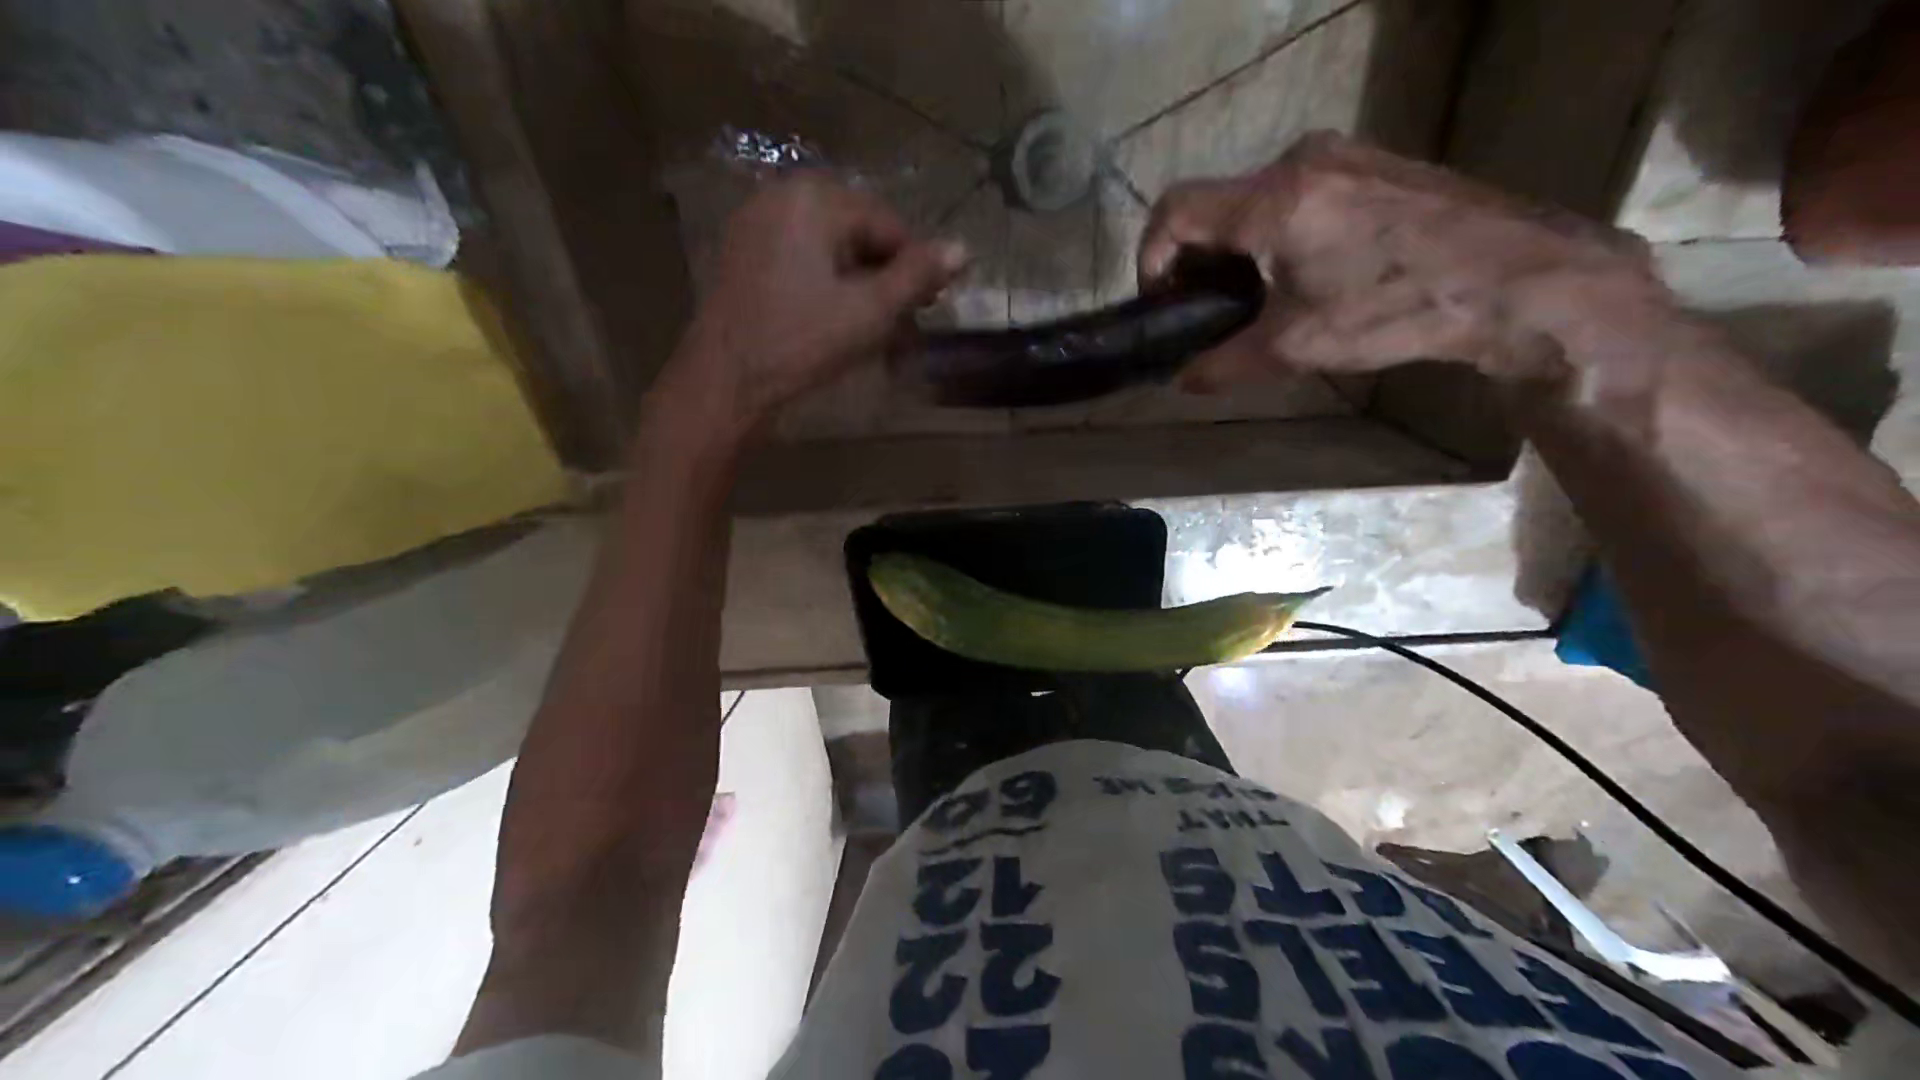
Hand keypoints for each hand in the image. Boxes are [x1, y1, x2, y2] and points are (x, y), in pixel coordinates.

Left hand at [668, 175, 966, 430]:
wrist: (724, 381)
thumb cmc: (800, 344)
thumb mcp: (870, 311)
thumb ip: (917, 275)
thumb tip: (964, 248)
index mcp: (814, 199)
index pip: (889, 225)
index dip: (915, 267)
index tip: (925, 309)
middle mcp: (782, 195)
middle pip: (858, 231)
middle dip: (884, 275)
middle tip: (898, 323)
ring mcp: (756, 221)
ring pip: (830, 246)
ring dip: (857, 282)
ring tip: (868, 326)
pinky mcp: (743, 251)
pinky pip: (800, 256)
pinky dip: (825, 282)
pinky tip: (831, 318)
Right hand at [1138, 132, 1665, 391]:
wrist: (1515, 278)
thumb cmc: (1395, 309)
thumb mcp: (1295, 348)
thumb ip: (1223, 365)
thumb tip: (1183, 381)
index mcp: (1272, 202)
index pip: (1175, 211)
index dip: (1150, 256)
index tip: (1160, 300)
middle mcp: (1298, 162)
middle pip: (1213, 204)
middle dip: (1194, 257)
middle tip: (1204, 307)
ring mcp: (1339, 156)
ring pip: (1252, 197)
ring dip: (1235, 246)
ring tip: (1252, 295)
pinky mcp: (1369, 163)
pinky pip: (1293, 191)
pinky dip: (1273, 230)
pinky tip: (1298, 270)